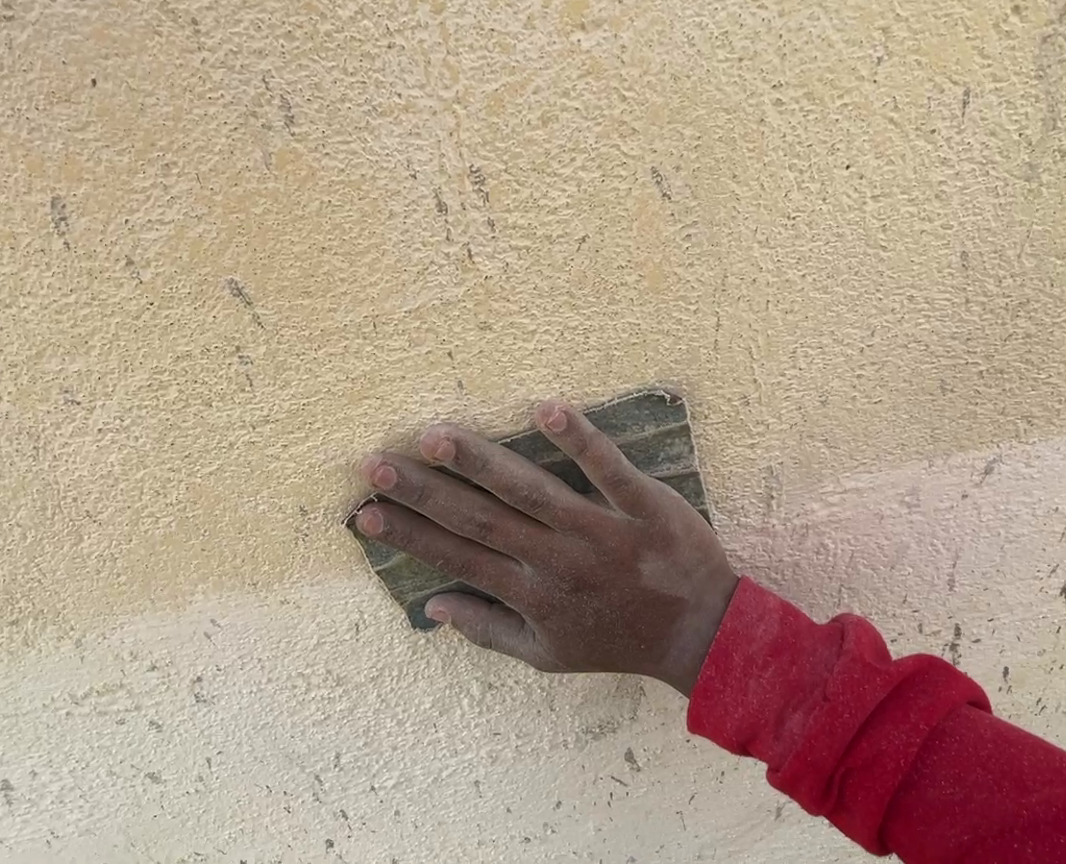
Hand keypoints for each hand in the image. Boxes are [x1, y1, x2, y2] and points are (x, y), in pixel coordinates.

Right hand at [351, 401, 739, 694]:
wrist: (701, 635)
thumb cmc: (617, 641)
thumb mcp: (547, 657)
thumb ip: (488, 631)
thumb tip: (432, 606)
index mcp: (531, 595)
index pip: (456, 558)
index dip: (408, 536)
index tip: (365, 512)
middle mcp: (556, 560)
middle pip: (479, 519)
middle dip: (423, 491)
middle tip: (377, 463)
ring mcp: (600, 531)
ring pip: (530, 491)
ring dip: (482, 461)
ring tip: (437, 435)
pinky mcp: (643, 507)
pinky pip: (608, 470)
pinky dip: (579, 441)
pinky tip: (547, 408)